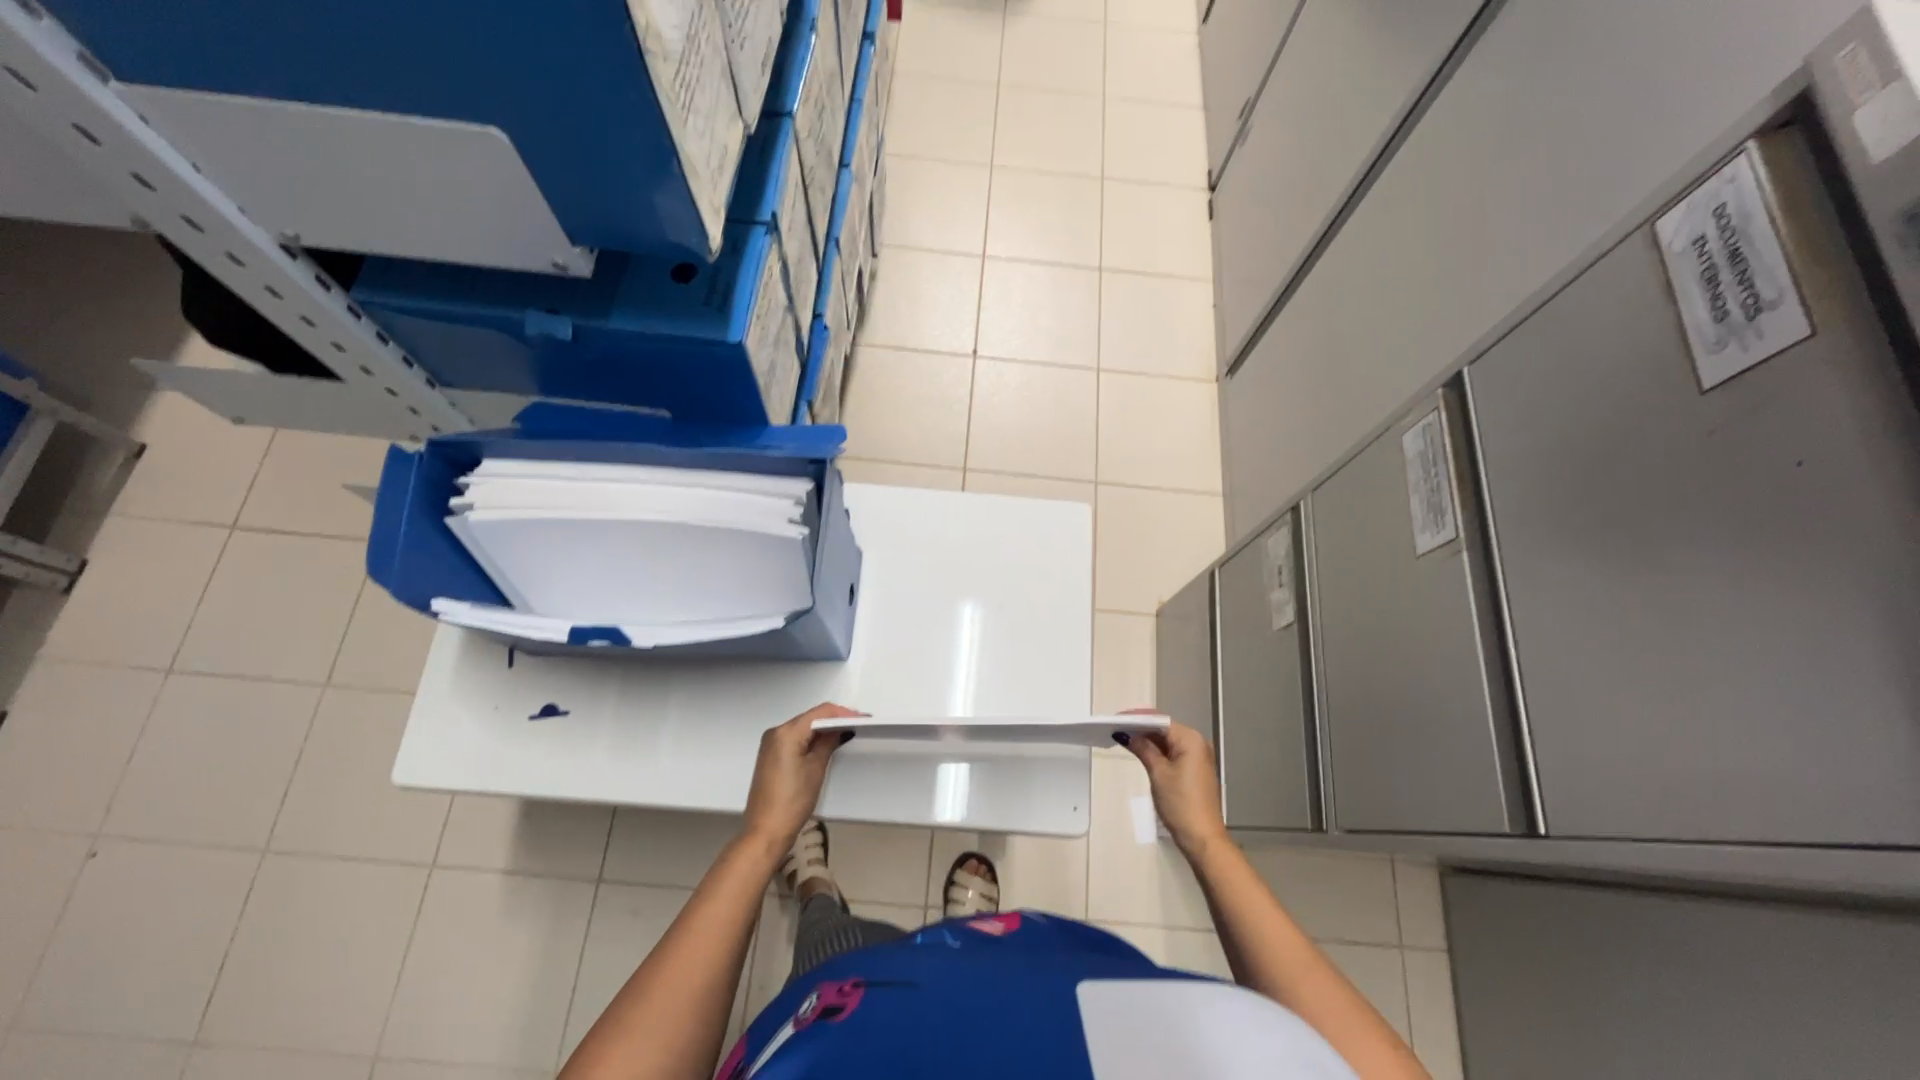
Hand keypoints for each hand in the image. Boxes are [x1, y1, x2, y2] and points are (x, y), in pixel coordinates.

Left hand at [741, 703, 862, 849]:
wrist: (766, 831)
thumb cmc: (793, 801)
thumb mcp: (816, 768)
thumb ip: (828, 742)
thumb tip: (839, 729)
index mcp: (786, 732)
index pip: (820, 713)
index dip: (843, 714)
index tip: (863, 718)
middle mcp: (775, 732)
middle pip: (810, 717)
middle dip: (834, 720)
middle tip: (859, 724)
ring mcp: (771, 744)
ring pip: (803, 727)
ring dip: (823, 729)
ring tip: (847, 732)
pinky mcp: (771, 755)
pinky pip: (795, 738)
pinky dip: (811, 739)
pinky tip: (827, 743)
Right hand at [1116, 713, 1227, 857]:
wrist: (1202, 837)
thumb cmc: (1180, 803)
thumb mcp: (1158, 773)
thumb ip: (1143, 749)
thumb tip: (1127, 734)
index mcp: (1190, 740)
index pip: (1160, 720)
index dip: (1137, 718)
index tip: (1115, 718)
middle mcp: (1197, 743)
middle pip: (1165, 728)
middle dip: (1141, 727)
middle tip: (1115, 726)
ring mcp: (1197, 757)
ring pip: (1168, 741)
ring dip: (1148, 739)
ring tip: (1122, 736)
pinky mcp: (1193, 770)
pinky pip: (1172, 752)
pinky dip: (1156, 751)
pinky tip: (1140, 751)